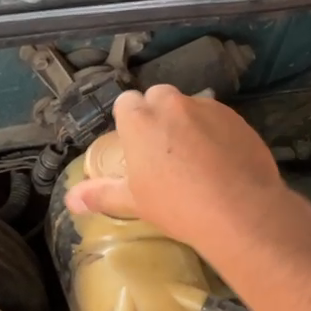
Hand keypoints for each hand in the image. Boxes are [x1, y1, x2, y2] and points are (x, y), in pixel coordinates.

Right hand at [64, 85, 296, 254]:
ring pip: (191, 107)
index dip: (130, 121)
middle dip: (159, 116)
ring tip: (197, 159)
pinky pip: (219, 119)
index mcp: (140, 120)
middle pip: (158, 98)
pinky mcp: (238, 119)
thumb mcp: (134, 202)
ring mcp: (208, 108)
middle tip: (163, 151)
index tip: (136, 145)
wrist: (240, 213)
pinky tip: (222, 162)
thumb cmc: (177, 206)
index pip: (126, 103)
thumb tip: (71, 201)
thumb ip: (100, 194)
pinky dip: (217, 133)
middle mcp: (172, 104)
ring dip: (189, 123)